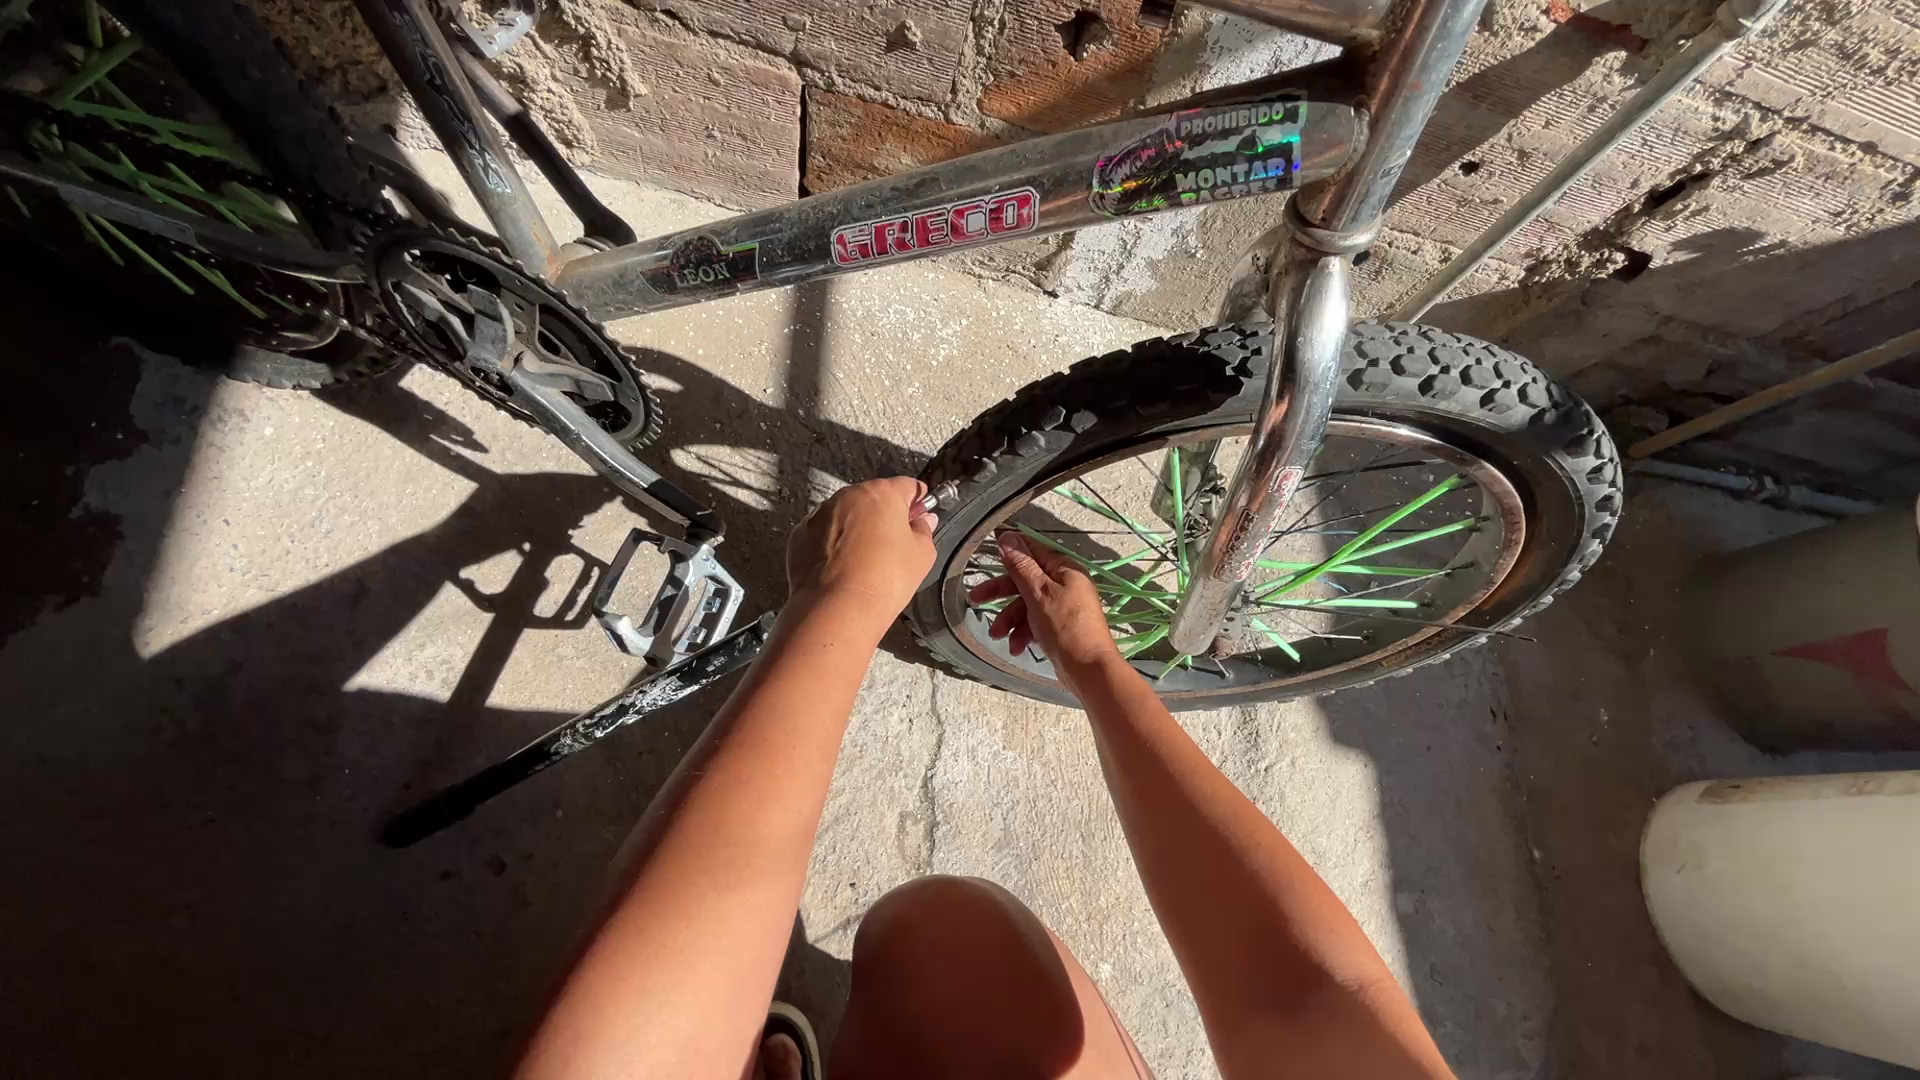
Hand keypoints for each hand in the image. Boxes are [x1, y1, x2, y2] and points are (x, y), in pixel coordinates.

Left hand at [786, 477, 937, 619]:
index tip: (920, 514)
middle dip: (884, 516)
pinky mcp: (800, 535)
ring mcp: (820, 514)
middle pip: (873, 498)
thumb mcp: (922, 555)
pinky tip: (842, 568)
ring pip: (845, 514)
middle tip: (894, 545)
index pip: (907, 486)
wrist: (839, 607)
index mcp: (882, 493)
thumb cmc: (883, 579)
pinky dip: (832, 544)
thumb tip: (923, 522)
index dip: (917, 501)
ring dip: (856, 529)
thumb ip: (924, 531)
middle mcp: (848, 496)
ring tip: (865, 561)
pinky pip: (823, 533)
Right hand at [967, 531, 1119, 670]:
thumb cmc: (1065, 627)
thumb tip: (1007, 536)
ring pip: (1027, 605)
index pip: (1033, 551)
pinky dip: (1023, 633)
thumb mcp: (1038, 592)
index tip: (989, 553)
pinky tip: (1016, 647)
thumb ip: (1020, 565)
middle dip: (1001, 593)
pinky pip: (1035, 623)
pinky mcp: (1059, 627)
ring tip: (998, 635)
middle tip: (975, 598)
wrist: (1088, 670)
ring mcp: (1063, 607)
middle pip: (1025, 581)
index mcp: (1064, 570)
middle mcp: (1065, 585)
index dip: (1011, 552)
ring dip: (1010, 619)